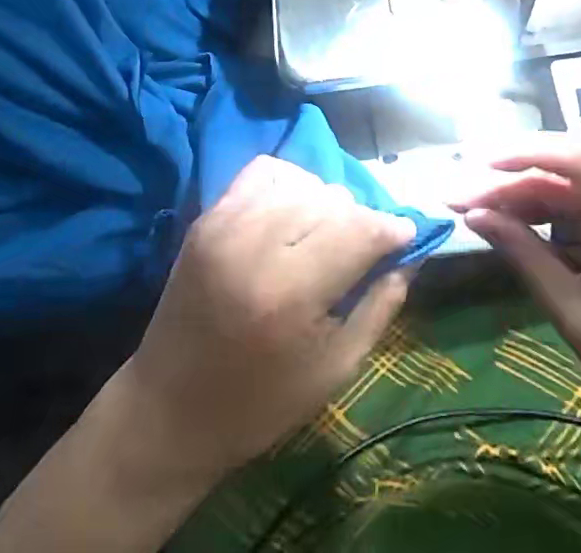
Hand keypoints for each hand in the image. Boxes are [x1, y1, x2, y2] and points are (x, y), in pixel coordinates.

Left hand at [118, 156, 416, 476]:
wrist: (169, 409)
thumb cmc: (260, 403)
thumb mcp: (336, 368)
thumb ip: (380, 303)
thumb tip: (411, 252)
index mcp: (290, 294)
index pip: (360, 229)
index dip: (393, 230)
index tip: (404, 240)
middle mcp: (255, 246)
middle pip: (333, 200)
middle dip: (360, 220)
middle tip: (362, 250)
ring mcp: (224, 225)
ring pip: (302, 181)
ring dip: (326, 202)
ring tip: (325, 234)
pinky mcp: (206, 218)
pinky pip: (263, 172)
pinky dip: (289, 184)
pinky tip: (292, 215)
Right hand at [454, 133, 580, 433]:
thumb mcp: (574, 313)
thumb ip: (524, 255)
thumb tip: (475, 216)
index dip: (528, 151)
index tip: (481, 164)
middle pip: (575, 171)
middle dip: (517, 179)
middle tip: (466, 199)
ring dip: (533, 197)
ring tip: (485, 214)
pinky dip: (559, 214)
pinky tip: (526, 228)